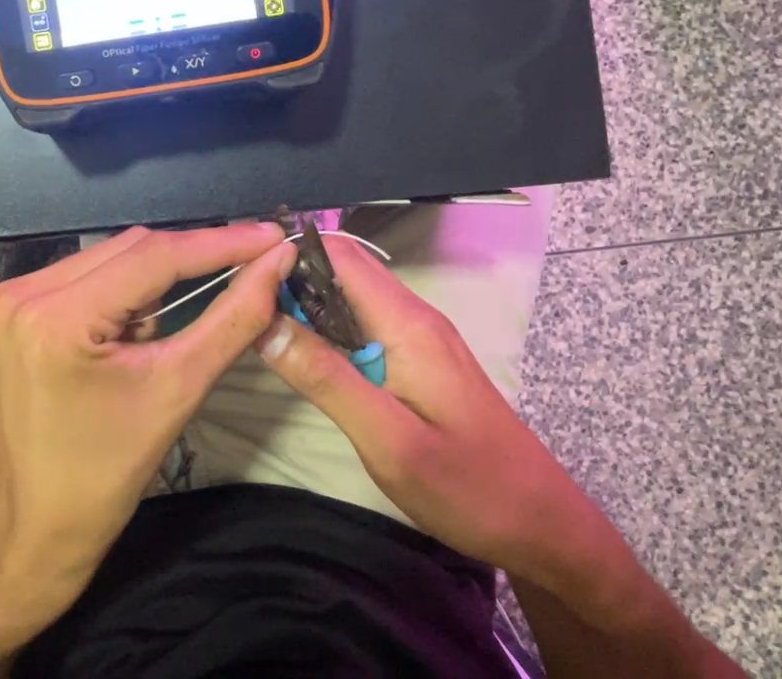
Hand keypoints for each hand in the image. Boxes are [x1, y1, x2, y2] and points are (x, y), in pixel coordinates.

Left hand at [0, 223, 296, 597]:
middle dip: (191, 258)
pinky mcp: (10, 306)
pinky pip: (85, 276)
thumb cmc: (111, 468)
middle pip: (130, 250)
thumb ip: (233, 318)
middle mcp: (22, 293)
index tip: (272, 236)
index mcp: (57, 317)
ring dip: (155, 278)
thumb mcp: (179, 388)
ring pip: (109, 258)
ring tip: (169, 330)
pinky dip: (122, 292)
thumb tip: (276, 261)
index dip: (220, 243)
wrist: (42, 517)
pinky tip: (134, 333)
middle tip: (250, 264)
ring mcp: (9, 297)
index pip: (153, 256)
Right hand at [252, 235, 576, 578]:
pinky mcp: (420, 363)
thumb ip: (326, 379)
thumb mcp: (388, 440)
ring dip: (305, 307)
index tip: (241, 279)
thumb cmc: (470, 488)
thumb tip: (265, 325)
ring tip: (257, 330)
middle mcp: (414, 318)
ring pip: (351, 300)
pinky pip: (364, 327)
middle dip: (289, 280)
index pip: (340, 256)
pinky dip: (327, 332)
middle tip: (239, 310)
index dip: (289, 255)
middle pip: (342, 272)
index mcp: (407, 324)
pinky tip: (303, 358)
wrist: (542, 526)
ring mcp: (420, 340)